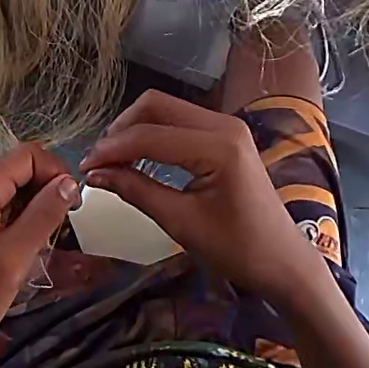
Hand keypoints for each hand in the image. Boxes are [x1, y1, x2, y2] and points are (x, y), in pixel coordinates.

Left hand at [0, 144, 78, 367]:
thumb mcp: (10, 260)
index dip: (56, 173)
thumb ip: (42, 217)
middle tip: (66, 231)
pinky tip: (32, 255)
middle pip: (24, 171)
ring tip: (52, 245)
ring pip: (19, 195)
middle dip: (51, 192)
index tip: (75, 208)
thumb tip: (70, 182)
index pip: (29, 154)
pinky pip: (8, 216)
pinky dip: (27, 228)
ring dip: (41, 212)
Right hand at [79, 90, 329, 307]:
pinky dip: (153, 134)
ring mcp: (227, 126)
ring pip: (166, 109)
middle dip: (121, 130)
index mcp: (218, 146)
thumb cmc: (237, 248)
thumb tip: (95, 175)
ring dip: (135, 129)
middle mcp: (224, 124)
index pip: (150, 135)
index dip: (112, 150)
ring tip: (113, 160)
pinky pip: (179, 122)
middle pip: (155, 106)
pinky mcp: (225, 135)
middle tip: (99, 161)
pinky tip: (137, 157)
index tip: (85, 168)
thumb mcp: (181, 221)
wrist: (284, 261)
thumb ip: (135, 190)